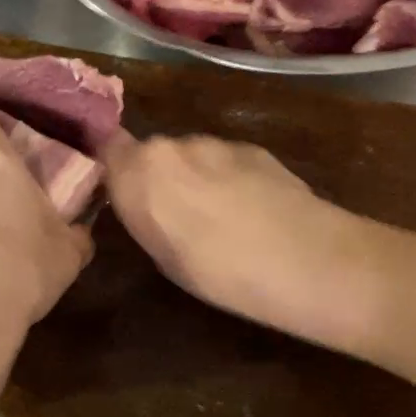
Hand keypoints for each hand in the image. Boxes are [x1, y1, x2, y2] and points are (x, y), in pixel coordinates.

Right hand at [99, 133, 382, 351]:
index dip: (112, 166)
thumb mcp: (162, 255)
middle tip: (171, 214)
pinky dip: (231, 179)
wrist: (309, 260)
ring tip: (219, 218)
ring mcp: (214, 143)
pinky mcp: (253, 148)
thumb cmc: (219, 273)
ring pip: (190, 157)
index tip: (116, 189)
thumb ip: (145, 215)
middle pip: (151, 153)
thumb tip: (147, 202)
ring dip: (196, 178)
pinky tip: (253, 212)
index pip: (106, 149)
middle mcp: (168, 147)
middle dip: (158, 176)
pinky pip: (226, 161)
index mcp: (135, 173)